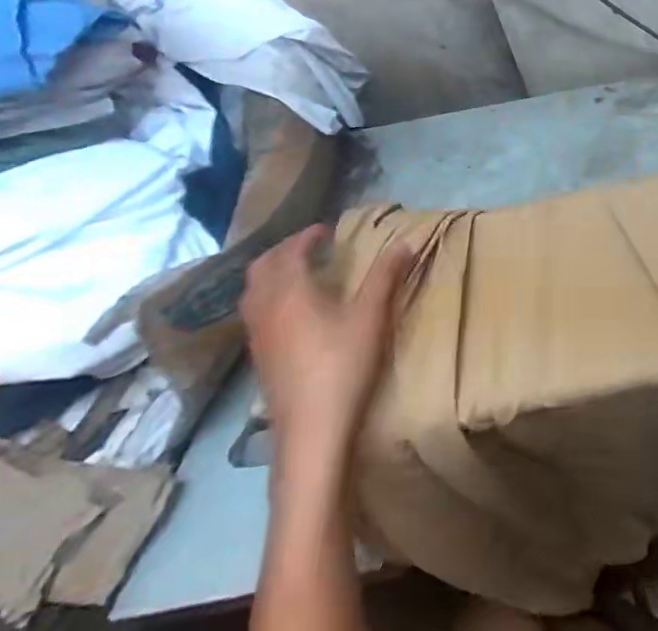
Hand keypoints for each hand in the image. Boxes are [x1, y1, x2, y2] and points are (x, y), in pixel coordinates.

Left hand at [241, 225, 410, 460]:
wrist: (311, 428)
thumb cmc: (343, 364)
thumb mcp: (371, 316)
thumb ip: (386, 276)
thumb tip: (405, 242)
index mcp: (290, 291)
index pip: (290, 252)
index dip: (306, 236)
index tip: (326, 230)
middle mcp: (265, 308)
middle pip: (261, 267)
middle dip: (283, 250)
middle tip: (309, 246)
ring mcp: (257, 335)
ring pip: (252, 291)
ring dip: (272, 273)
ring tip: (299, 272)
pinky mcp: (259, 357)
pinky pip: (255, 312)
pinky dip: (269, 296)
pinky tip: (292, 311)